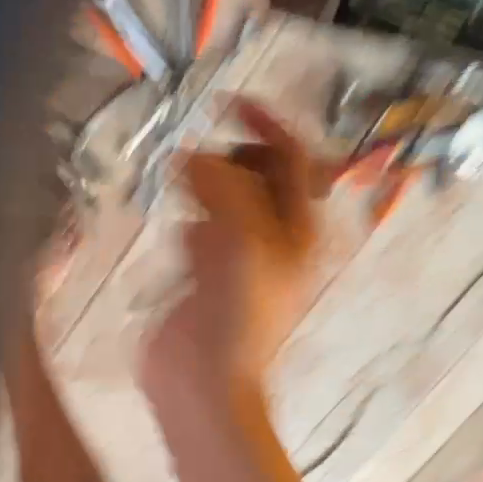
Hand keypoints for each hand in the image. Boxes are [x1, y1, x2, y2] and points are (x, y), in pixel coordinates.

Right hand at [140, 98, 328, 408]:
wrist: (203, 380)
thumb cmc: (236, 314)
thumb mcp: (243, 241)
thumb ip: (224, 188)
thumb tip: (191, 155)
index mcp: (299, 227)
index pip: (292, 156)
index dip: (266, 123)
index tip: (227, 101)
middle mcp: (274, 234)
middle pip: (254, 171)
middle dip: (228, 161)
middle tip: (198, 173)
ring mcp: (237, 252)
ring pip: (222, 196)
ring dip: (203, 192)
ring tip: (192, 217)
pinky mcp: (204, 270)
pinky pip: (195, 225)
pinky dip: (186, 224)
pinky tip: (183, 251)